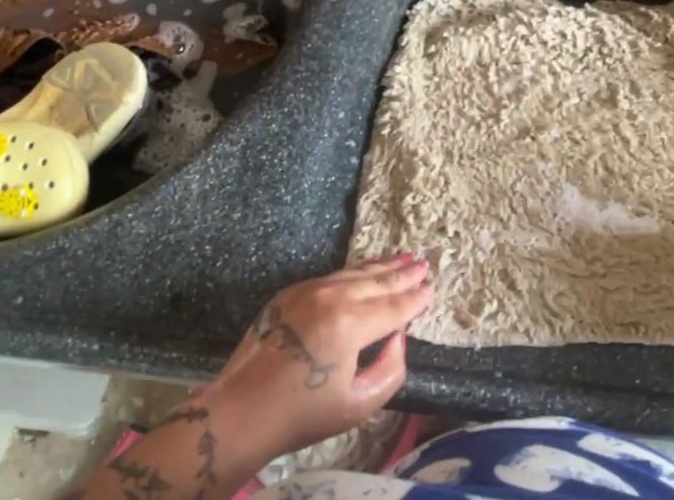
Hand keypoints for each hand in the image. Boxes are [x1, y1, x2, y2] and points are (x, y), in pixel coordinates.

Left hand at [198, 255, 434, 458]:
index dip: (415, 299)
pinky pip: (333, 275)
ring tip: (403, 258)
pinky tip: (366, 267)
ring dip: (382, 266)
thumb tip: (397, 337)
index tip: (432, 289)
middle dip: (403, 274)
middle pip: (377, 282)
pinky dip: (355, 271)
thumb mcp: (359, 404)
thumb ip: (390, 369)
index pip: (394, 307)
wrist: (241, 411)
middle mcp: (332, 297)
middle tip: (424, 263)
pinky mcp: (291, 292)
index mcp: (350, 324)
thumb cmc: (302, 415)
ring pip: (355, 273)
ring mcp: (309, 290)